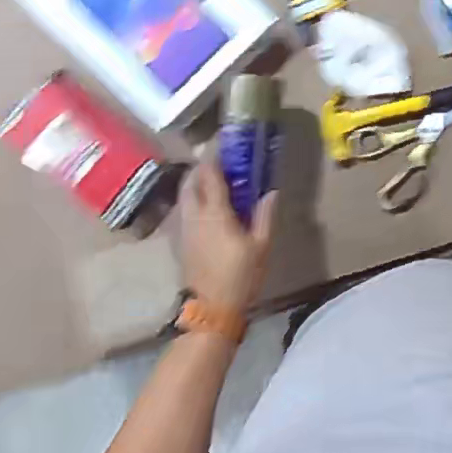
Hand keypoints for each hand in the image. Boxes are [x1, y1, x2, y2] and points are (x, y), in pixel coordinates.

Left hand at [180, 160, 274, 309]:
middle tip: (217, 160)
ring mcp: (184, 230)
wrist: (212, 308)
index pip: (210, 177)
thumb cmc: (241, 274)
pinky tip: (207, 205)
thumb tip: (270, 191)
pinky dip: (193, 200)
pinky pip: (185, 211)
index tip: (222, 144)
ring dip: (195, 183)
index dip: (215, 158)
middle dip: (200, 168)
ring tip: (212, 179)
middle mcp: (194, 217)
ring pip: (184, 197)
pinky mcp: (181, 241)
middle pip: (190, 183)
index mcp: (215, 214)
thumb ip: (264, 215)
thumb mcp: (261, 245)